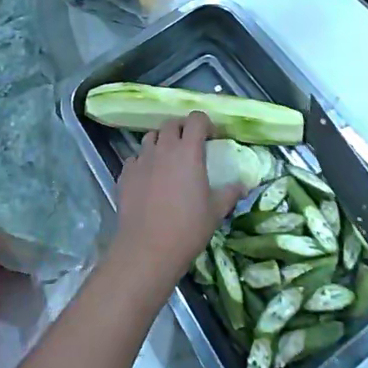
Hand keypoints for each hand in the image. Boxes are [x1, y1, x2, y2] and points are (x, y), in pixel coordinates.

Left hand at [108, 113, 243, 281]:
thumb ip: (230, 193)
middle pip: (171, 124)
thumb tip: (243, 185)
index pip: (196, 119)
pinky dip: (143, 161)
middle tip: (189, 147)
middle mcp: (163, 148)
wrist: (148, 248)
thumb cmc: (188, 228)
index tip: (210, 137)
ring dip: (161, 142)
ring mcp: (141, 159)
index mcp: (188, 151)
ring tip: (167, 160)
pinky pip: (134, 158)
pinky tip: (148, 178)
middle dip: (182, 129)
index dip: (204, 123)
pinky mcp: (125, 173)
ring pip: (150, 137)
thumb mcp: (216, 211)